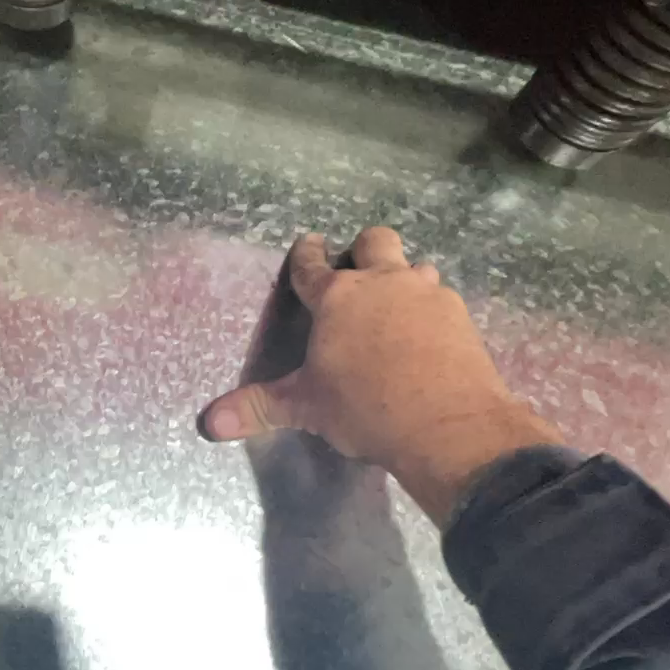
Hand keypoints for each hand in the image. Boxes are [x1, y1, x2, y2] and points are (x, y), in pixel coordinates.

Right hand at [199, 227, 559, 524]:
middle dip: (364, 250)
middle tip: (359, 273)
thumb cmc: (364, 409)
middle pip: (374, 241)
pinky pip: (443, 301)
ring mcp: (426, 295)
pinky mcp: (461, 317)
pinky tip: (430, 338)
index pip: (311, 266)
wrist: (449, 428)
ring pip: (417, 266)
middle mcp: (382, 284)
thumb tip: (208, 424)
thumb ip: (257, 408)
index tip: (308, 243)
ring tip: (397, 308)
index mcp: (336, 299)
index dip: (305, 254)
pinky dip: (432, 313)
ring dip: (405, 279)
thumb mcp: (305, 408)